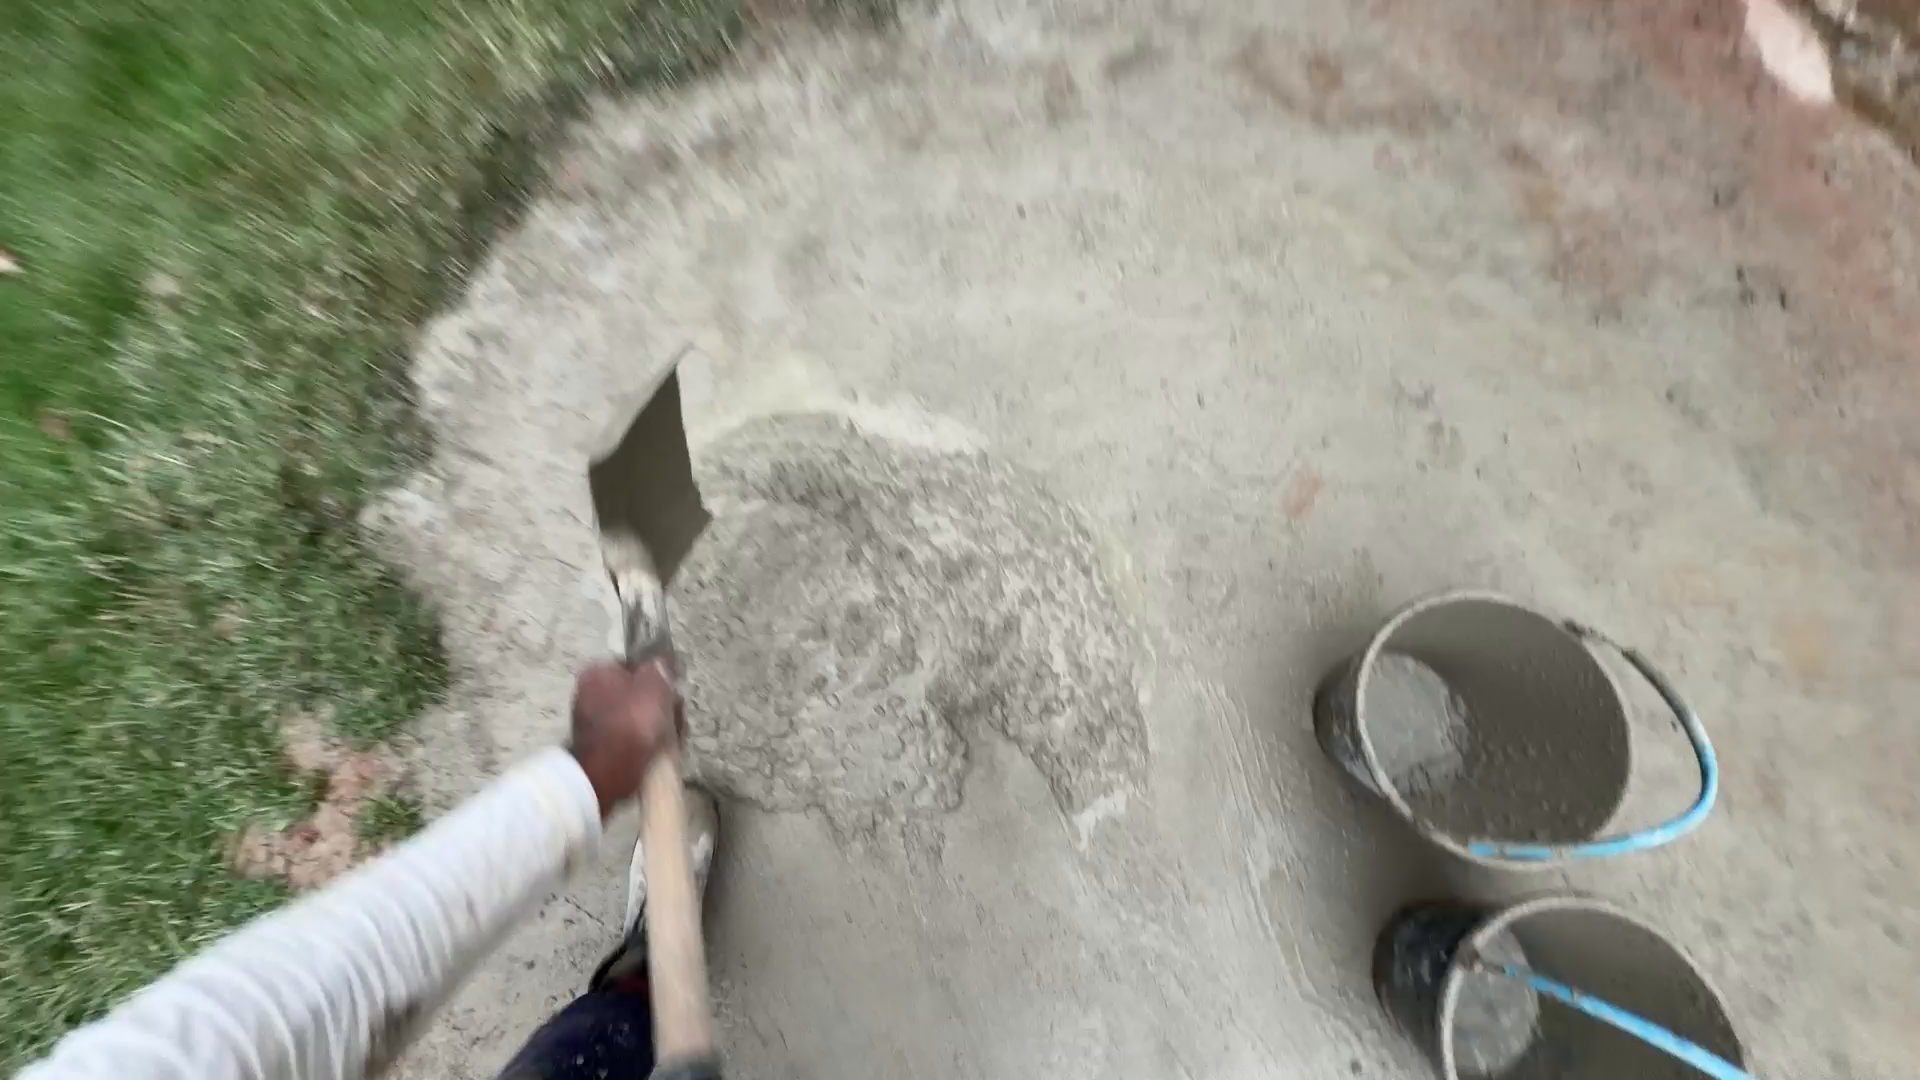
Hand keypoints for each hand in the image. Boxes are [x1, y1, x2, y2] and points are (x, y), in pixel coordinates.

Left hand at [569, 658, 680, 816]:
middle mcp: (592, 694)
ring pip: (644, 715)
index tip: (675, 686)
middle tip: (675, 714)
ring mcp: (598, 723)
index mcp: (597, 672)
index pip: (637, 664)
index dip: (661, 674)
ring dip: (664, 724)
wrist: (609, 774)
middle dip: (665, 702)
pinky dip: (652, 742)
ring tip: (673, 736)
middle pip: (643, 691)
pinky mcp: (606, 747)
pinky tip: (665, 749)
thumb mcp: (654, 683)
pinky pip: (637, 736)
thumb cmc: (631, 723)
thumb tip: (663, 660)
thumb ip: (661, 665)